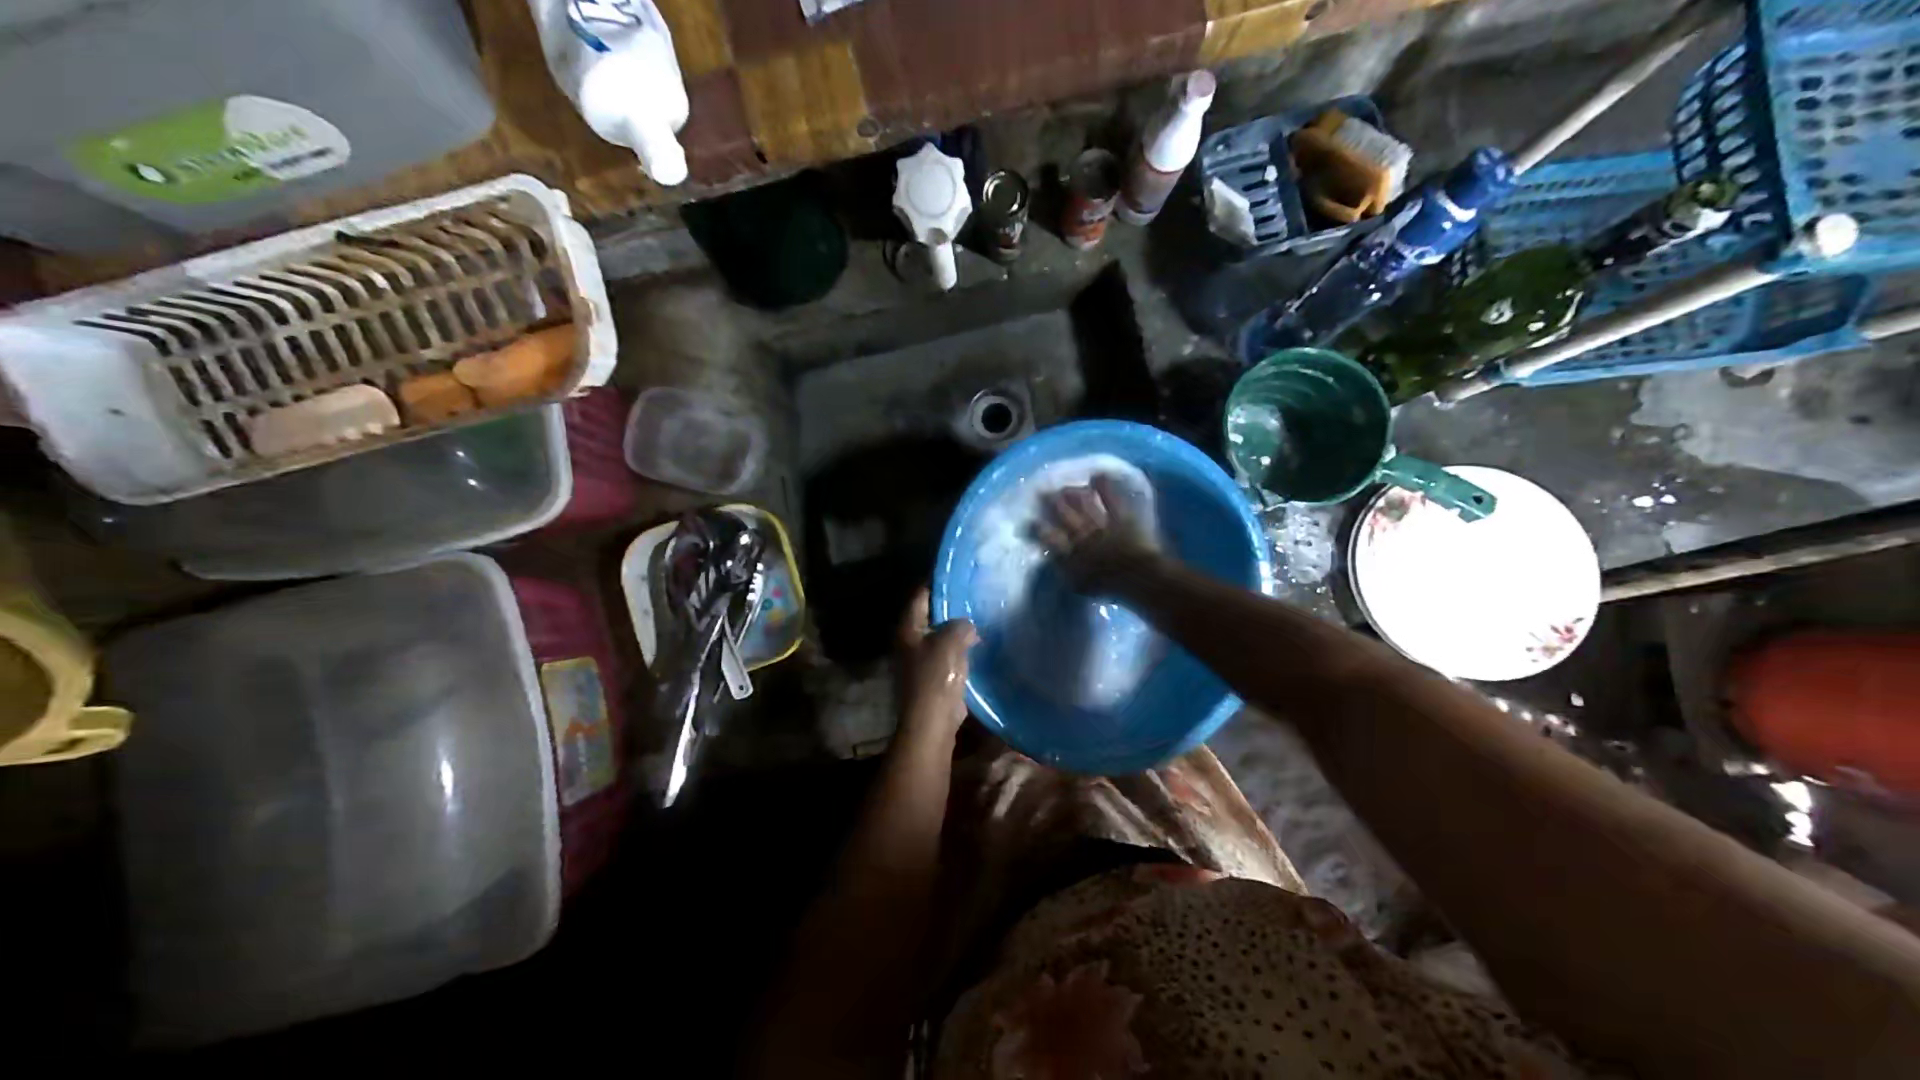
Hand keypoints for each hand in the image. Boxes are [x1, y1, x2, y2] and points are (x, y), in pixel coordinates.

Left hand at [896, 588, 975, 743]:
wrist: (932, 723)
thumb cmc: (936, 678)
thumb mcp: (949, 642)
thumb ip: (959, 625)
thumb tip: (966, 625)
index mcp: (907, 629)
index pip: (920, 596)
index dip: (938, 584)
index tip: (959, 575)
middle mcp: (910, 642)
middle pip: (930, 616)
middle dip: (950, 607)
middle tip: (975, 595)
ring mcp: (921, 661)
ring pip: (940, 636)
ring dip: (957, 630)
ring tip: (981, 617)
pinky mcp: (934, 677)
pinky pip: (949, 655)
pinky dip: (961, 649)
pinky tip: (980, 646)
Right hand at [1035, 474, 1157, 589]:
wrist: (1137, 576)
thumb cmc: (1107, 586)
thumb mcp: (1076, 584)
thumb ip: (1062, 569)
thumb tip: (1052, 557)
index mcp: (1068, 552)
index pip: (1048, 537)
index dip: (1038, 527)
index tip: (1030, 520)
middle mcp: (1081, 533)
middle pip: (1063, 514)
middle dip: (1051, 503)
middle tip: (1043, 492)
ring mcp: (1101, 522)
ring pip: (1083, 504)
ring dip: (1073, 494)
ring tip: (1064, 487)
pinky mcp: (1121, 516)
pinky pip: (1110, 498)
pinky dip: (1104, 487)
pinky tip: (1097, 476)